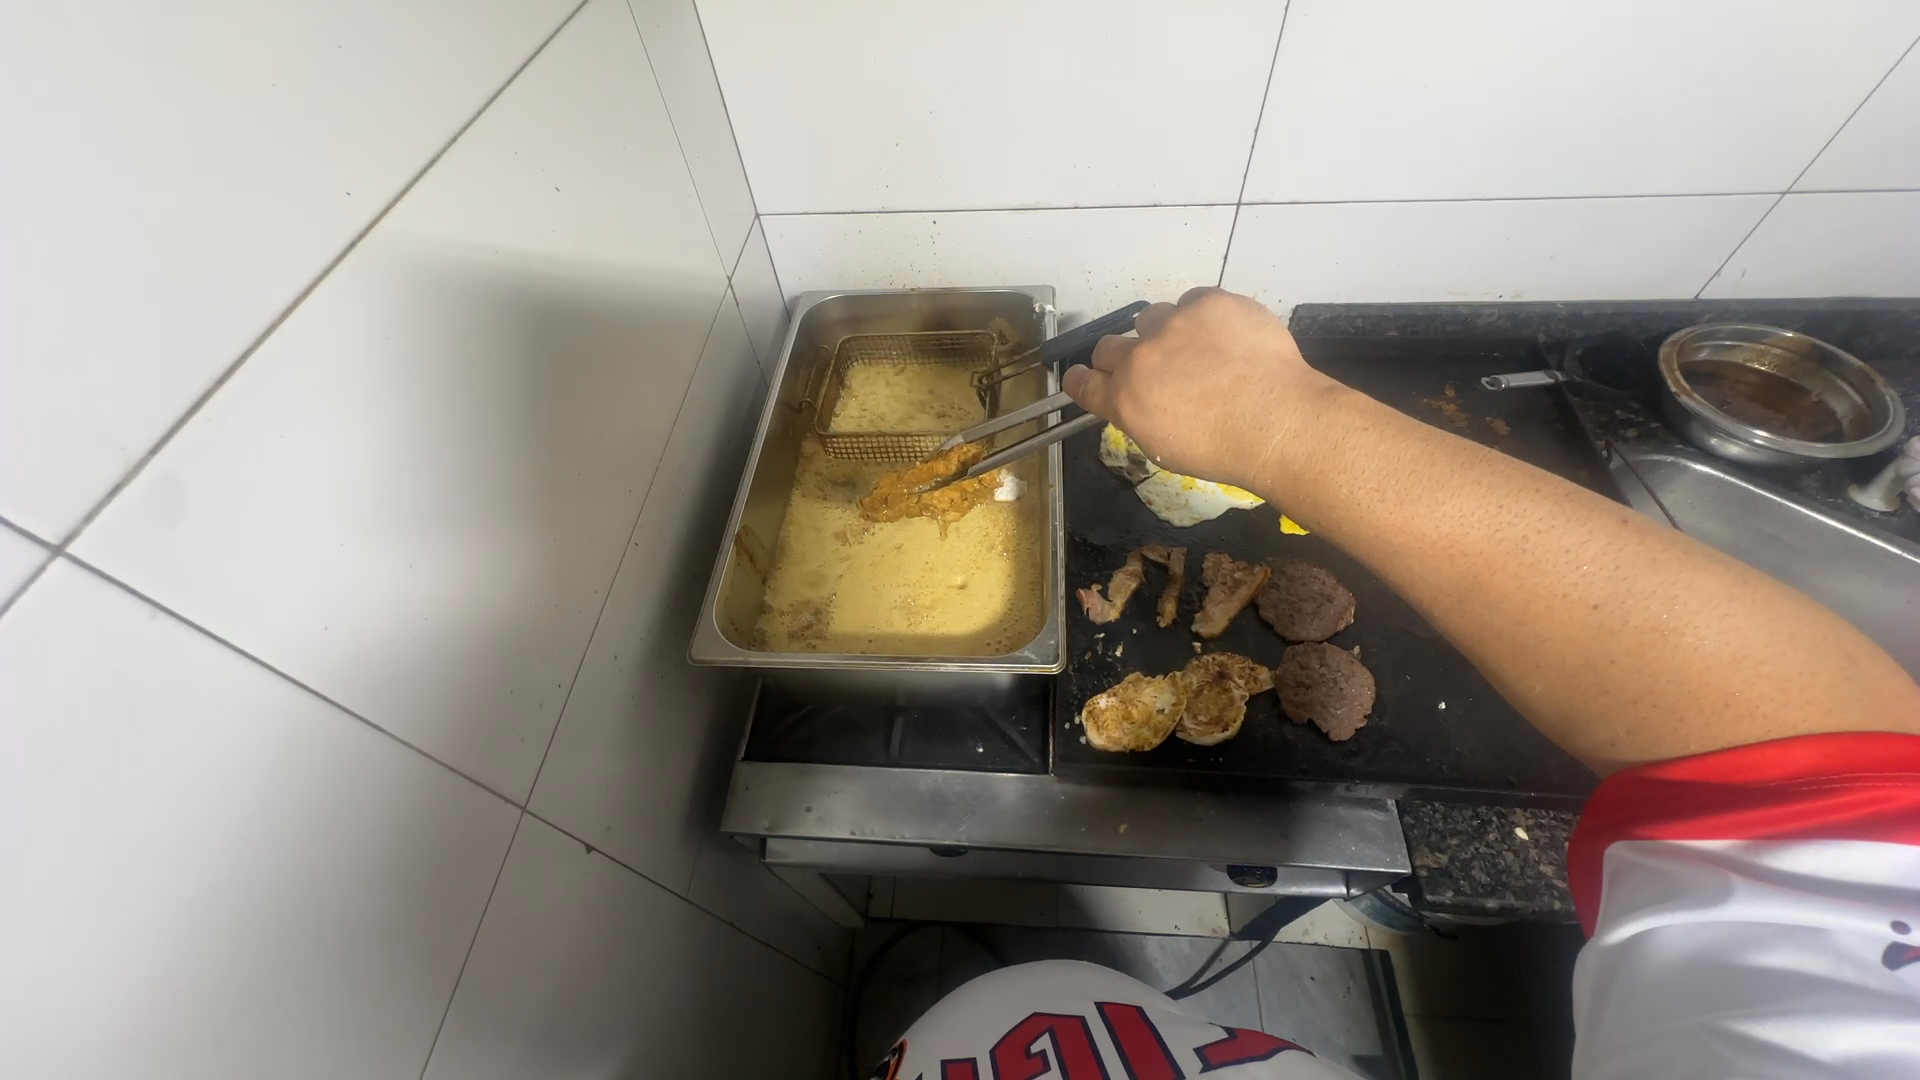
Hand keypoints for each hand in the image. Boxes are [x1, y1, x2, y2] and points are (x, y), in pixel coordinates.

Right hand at [1062, 287, 1340, 492]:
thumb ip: (1139, 415)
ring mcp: (1173, 325)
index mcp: (1123, 399)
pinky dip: (1200, 316)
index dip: (1080, 379)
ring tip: (1193, 348)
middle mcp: (1139, 357)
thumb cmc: (1221, 449)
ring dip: (1162, 332)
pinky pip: (1192, 300)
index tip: (1083, 376)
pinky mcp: (1209, 303)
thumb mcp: (1163, 447)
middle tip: (1148, 366)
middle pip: (1108, 346)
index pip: (1083, 383)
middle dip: (1121, 356)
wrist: (1276, 422)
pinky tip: (1221, 334)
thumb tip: (1140, 401)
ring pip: (1150, 318)